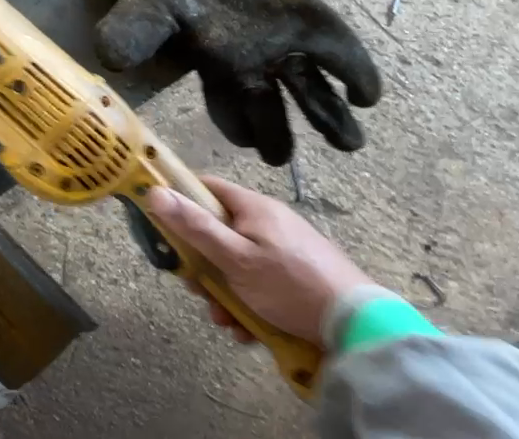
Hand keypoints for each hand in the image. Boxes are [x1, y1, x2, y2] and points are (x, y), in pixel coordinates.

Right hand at [97, 0, 381, 165]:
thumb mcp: (143, 8)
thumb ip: (128, 34)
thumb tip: (112, 60)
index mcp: (216, 70)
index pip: (227, 107)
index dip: (238, 127)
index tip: (247, 145)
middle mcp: (253, 65)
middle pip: (270, 107)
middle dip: (279, 134)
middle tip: (283, 158)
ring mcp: (284, 45)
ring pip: (310, 89)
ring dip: (329, 117)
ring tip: (347, 143)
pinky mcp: (311, 23)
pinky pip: (336, 53)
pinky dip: (354, 75)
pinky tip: (364, 95)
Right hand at [146, 175, 376, 344]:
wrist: (364, 331)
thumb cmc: (291, 286)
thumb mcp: (235, 258)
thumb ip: (194, 226)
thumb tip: (154, 191)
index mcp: (254, 208)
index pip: (204, 187)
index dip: (178, 199)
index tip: (161, 222)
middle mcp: (269, 223)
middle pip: (216, 231)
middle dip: (200, 263)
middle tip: (194, 286)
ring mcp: (286, 252)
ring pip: (235, 263)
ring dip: (222, 291)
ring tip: (225, 318)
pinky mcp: (300, 279)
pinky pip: (260, 284)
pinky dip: (248, 304)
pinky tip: (247, 328)